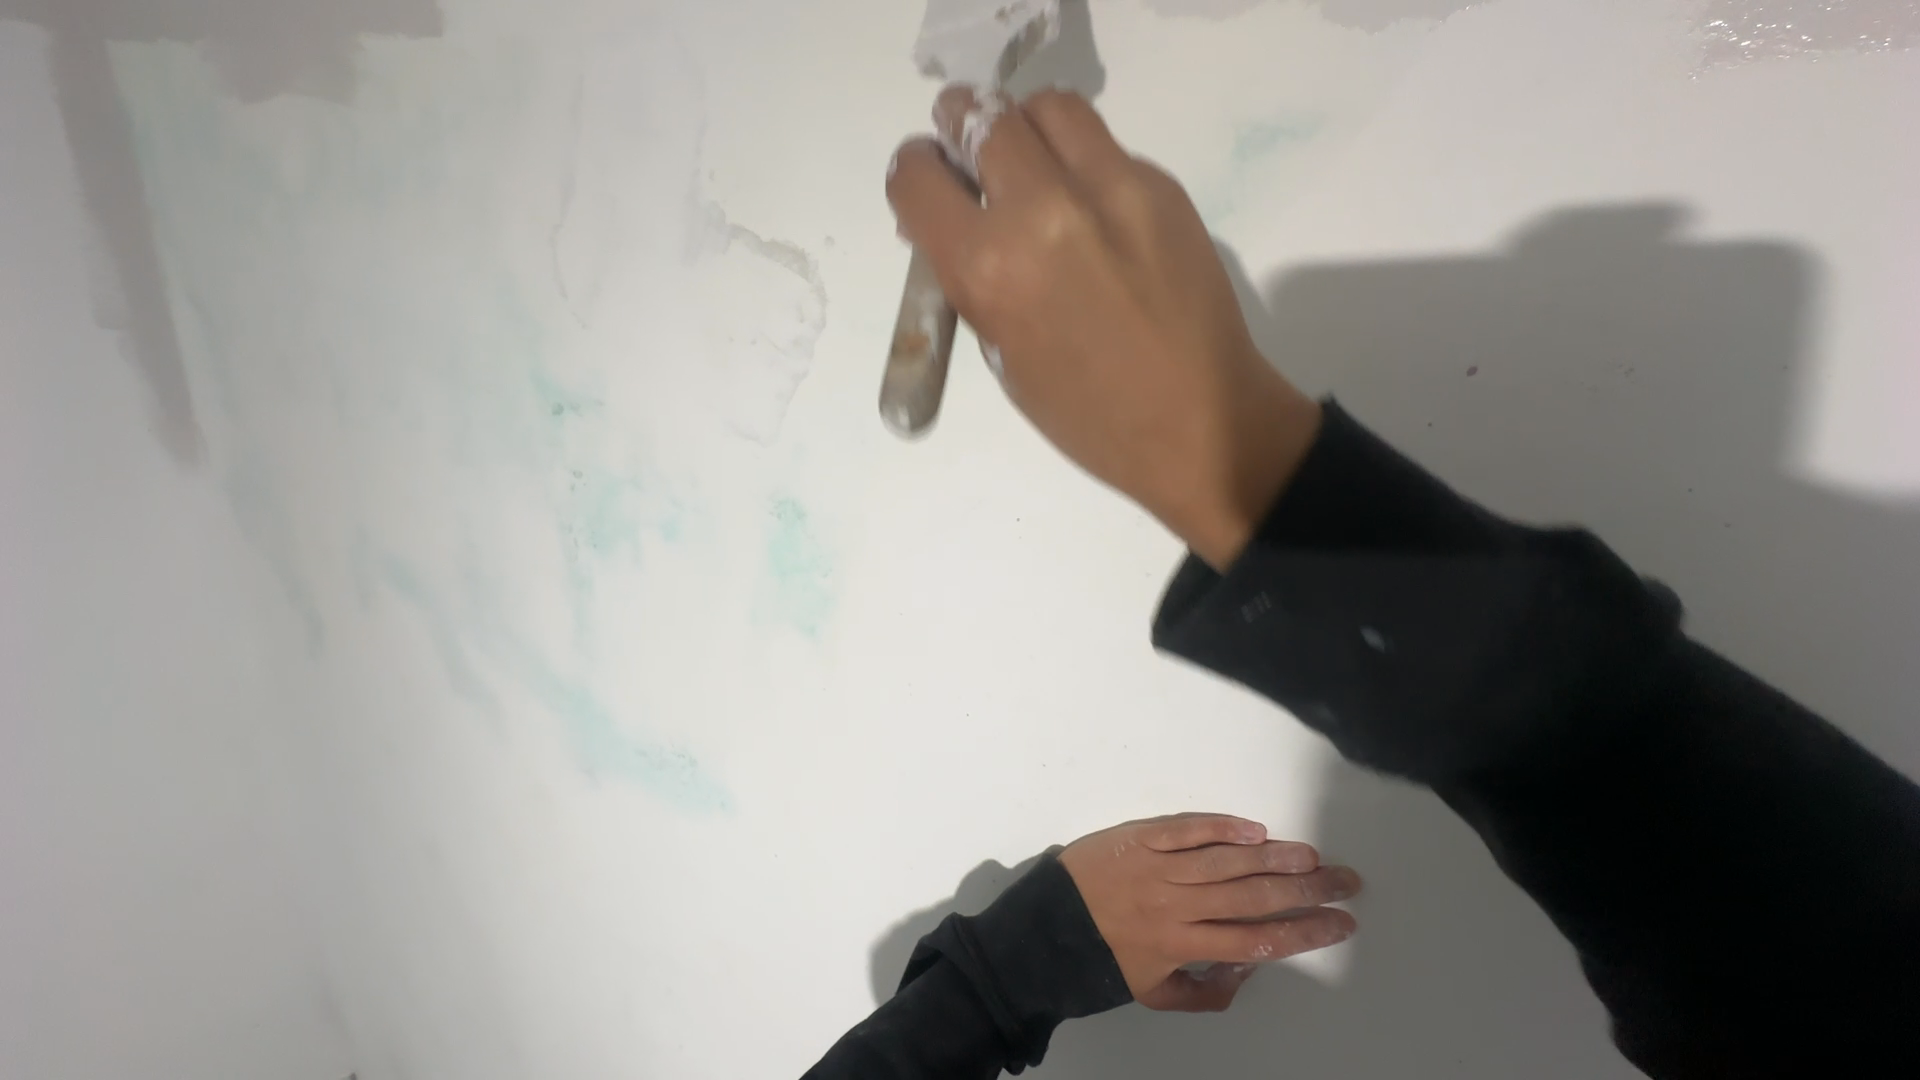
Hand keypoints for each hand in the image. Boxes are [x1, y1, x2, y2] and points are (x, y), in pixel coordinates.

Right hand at [888, 88, 1324, 568]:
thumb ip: (972, 282)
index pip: (918, 178)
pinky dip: (1080, 163)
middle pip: (982, 117)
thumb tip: (955, 231)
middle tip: (969, 160)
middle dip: (960, 131)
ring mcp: (1112, 188)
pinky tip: (1091, 211)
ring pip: (1049, 108)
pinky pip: (1104, 147)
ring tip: (1029, 167)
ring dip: (1024, 128)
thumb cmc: (1087, 417)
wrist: (1198, 422)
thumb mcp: (1003, 358)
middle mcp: (1044, 210)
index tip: (927, 190)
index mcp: (990, 269)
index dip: (913, 179)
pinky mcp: (1162, 186)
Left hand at [1058, 813, 1360, 1012]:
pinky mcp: (1138, 838)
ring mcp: (1158, 868)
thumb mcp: (1155, 994)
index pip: (1260, 939)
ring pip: (1226, 861)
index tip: (1341, 922)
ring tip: (1310, 854)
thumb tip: (1250, 967)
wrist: (1045, 926)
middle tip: (1344, 880)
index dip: (1306, 931)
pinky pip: (1185, 830)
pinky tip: (1253, 829)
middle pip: (1254, 896)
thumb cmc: (1103, 960)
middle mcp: (1179, 906)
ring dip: (1273, 857)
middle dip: (1306, 890)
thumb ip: (1207, 990)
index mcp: (1185, 946)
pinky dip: (1220, 827)